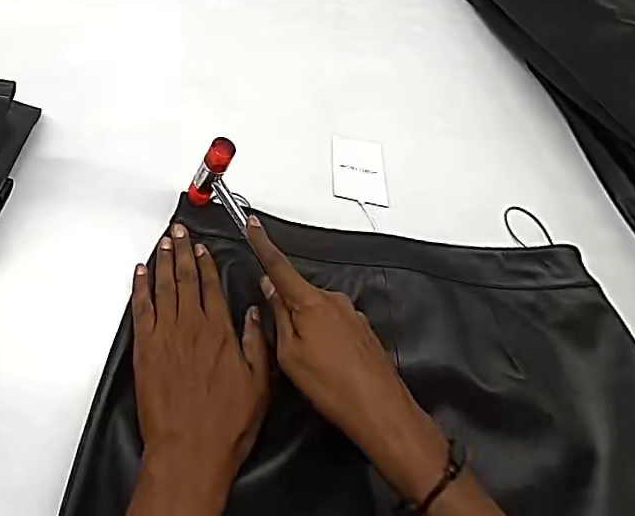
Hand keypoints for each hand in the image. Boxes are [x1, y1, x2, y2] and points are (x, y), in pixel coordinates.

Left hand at [127, 222, 271, 515]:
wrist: (189, 452)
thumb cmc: (224, 426)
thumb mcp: (259, 386)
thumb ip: (256, 344)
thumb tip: (252, 313)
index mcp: (219, 331)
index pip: (211, 285)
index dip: (206, 262)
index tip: (202, 246)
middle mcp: (191, 326)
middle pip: (186, 277)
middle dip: (183, 250)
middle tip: (179, 230)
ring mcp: (166, 335)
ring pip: (164, 286)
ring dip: (164, 261)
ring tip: (164, 242)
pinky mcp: (145, 348)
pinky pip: (141, 307)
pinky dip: (140, 286)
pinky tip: (140, 272)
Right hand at [247, 216, 453, 502]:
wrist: (382, 411)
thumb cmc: (331, 386)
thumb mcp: (289, 354)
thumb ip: (278, 315)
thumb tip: (270, 286)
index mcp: (309, 302)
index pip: (279, 265)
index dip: (262, 243)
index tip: (253, 223)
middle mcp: (332, 299)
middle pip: (299, 293)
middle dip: (288, 311)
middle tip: (287, 346)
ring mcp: (350, 313)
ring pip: (317, 311)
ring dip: (309, 329)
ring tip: (314, 367)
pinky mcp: (363, 329)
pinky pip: (335, 324)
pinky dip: (327, 339)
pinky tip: (330, 367)